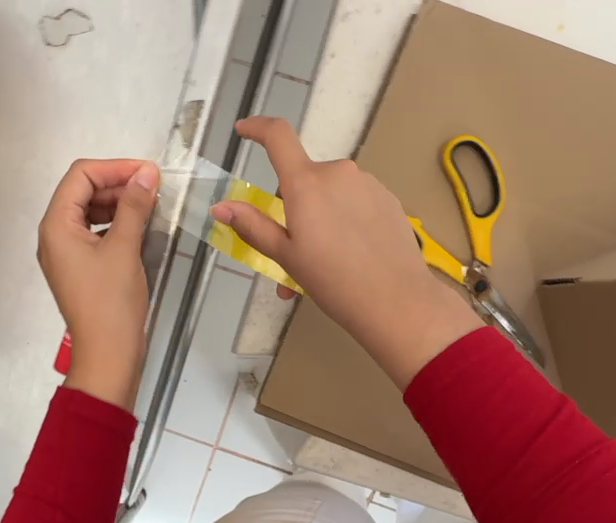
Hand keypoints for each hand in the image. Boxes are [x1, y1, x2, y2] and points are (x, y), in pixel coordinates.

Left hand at [38, 158, 158, 409]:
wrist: (108, 356)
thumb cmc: (111, 304)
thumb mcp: (125, 249)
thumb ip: (134, 206)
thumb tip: (146, 175)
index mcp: (56, 226)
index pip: (81, 176)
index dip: (115, 168)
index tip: (148, 173)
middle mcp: (54, 237)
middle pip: (82, 192)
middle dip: (116, 185)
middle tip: (152, 189)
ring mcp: (65, 256)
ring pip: (89, 214)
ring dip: (117, 205)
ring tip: (148, 207)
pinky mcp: (78, 271)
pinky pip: (93, 236)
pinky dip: (114, 227)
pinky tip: (138, 229)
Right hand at [211, 117, 480, 388]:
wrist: (394, 299)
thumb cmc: (333, 281)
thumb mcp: (286, 257)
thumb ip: (253, 227)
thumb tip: (221, 207)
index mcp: (306, 184)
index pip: (278, 137)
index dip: (257, 129)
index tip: (243, 131)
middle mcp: (337, 172)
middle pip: (304, 180)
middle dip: (292, 211)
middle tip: (289, 256)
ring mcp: (366, 183)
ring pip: (330, 196)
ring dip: (318, 223)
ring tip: (321, 268)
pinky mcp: (387, 199)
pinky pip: (354, 204)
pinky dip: (343, 225)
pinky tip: (350, 258)